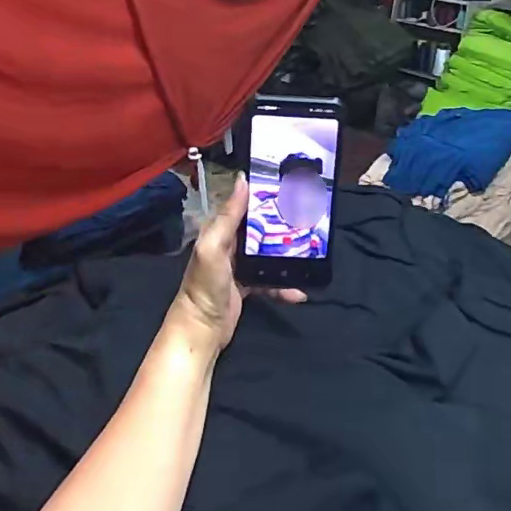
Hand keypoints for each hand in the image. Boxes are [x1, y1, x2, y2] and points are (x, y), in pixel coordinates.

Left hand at [167, 177, 304, 352]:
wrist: (201, 331)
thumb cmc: (205, 285)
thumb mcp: (214, 247)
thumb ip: (228, 216)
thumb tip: (243, 179)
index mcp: (220, 230)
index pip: (244, 205)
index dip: (264, 194)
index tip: (289, 185)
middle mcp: (230, 244)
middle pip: (261, 227)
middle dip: (282, 222)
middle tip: (308, 215)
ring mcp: (240, 265)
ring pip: (268, 252)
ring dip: (287, 254)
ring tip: (310, 252)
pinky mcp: (248, 284)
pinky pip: (271, 279)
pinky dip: (284, 285)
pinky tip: (298, 292)